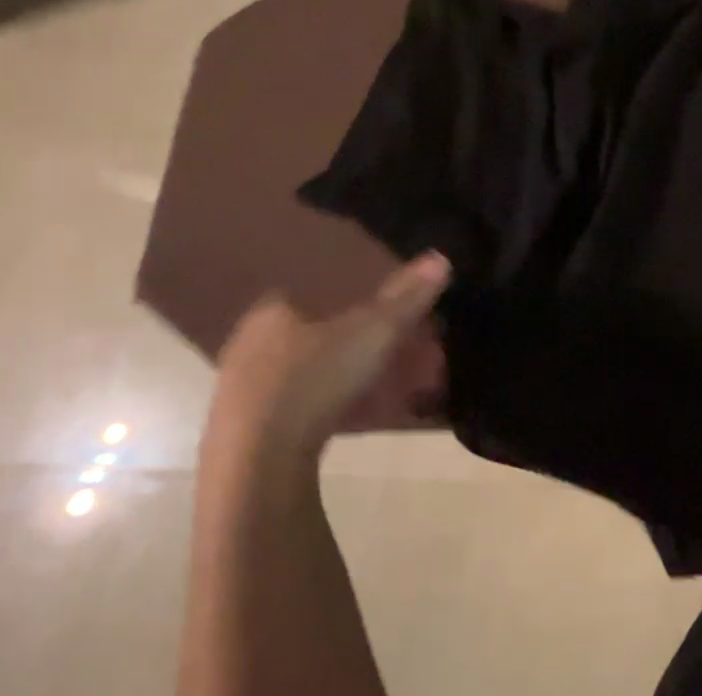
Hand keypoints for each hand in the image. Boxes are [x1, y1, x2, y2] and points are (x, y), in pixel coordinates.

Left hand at [206, 253, 451, 459]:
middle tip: (410, 356)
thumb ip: (408, 296)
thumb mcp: (376, 332)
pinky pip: (307, 400)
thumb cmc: (317, 379)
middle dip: (373, 343)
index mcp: (273, 312)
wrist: (258, 459)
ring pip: (319, 368)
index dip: (364, 302)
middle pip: (326, 332)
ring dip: (360, 375)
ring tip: (398, 388)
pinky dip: (340, 401)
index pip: (321, 292)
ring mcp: (246, 386)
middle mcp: (252, 342)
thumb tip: (440, 256)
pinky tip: (367, 415)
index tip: (397, 317)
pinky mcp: (250, 423)